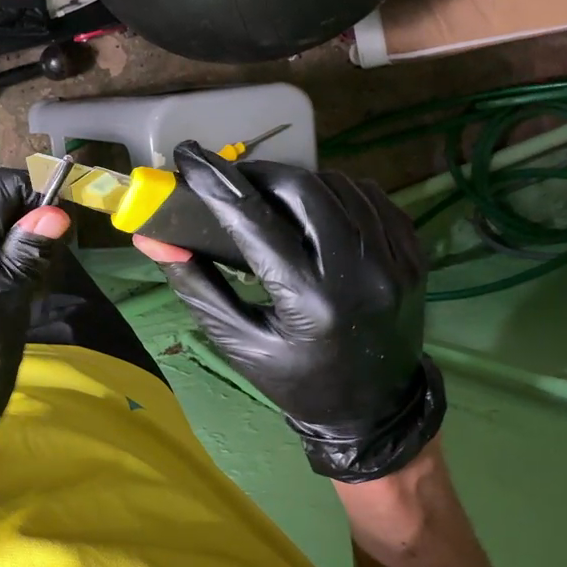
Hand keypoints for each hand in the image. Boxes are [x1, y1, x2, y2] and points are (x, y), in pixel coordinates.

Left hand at [0, 170, 69, 512]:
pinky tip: (15, 298)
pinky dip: (4, 264)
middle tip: (51, 269)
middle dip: (31, 220)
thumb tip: (52, 210)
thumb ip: (21, 267)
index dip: (37, 193)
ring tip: (35, 289)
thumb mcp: (0, 329)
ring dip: (20, 245)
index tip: (67, 226)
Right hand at [134, 142, 443, 481]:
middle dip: (259, 173)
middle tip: (231, 178)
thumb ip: (196, 286)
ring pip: (339, 185)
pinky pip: (371, 197)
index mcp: (309, 299)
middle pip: (303, 188)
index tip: (187, 156)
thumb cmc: (294, 379)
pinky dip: (335, 190)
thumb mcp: (237, 341)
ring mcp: (393, 259)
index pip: (254, 219)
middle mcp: (358, 271)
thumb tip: (153, 239)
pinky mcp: (413, 253)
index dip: (215, 182)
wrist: (373, 409)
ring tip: (268, 194)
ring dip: (296, 181)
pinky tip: (314, 206)